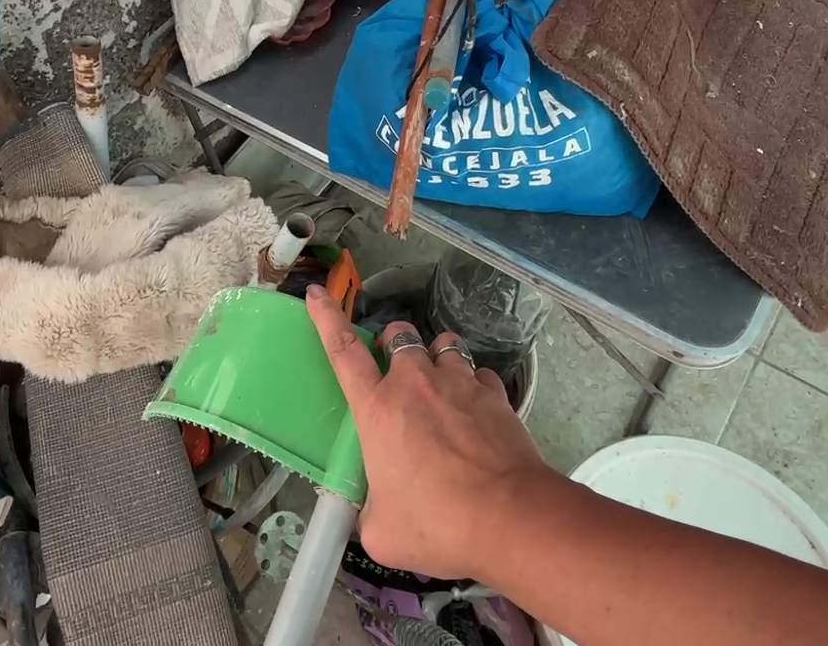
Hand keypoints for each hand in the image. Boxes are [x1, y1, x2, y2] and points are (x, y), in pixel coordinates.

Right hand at [305, 285, 554, 581]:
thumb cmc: (438, 524)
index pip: (342, 350)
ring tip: (440, 382)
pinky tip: (476, 408)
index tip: (317, 293)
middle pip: (398, 335)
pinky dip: (473, 384)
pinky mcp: (493, 394)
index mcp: (377, 409)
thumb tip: (372, 515)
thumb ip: (369, 514)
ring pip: (443, 343)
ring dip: (436, 357)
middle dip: (394, 342)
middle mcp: (414, 383)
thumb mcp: (383, 533)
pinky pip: (478, 373)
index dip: (326, 317)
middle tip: (397, 369)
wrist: (510, 519)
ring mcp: (457, 383)